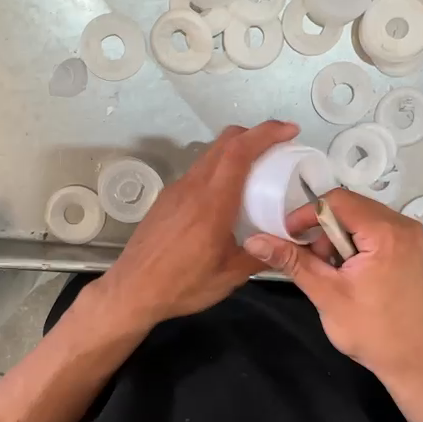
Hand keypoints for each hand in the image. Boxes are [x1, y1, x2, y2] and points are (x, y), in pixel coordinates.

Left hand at [90, 121, 300, 330]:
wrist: (132, 291)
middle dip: (254, 135)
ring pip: (210, 156)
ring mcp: (176, 191)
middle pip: (225, 143)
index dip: (267, 134)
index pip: (240, 152)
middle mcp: (193, 188)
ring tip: (257, 170)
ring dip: (236, 152)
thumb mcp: (230, 275)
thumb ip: (260, 255)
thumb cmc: (182, 284)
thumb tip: (284, 245)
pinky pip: (198, 173)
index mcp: (212, 202)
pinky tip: (228, 195)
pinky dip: (219, 170)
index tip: (290, 131)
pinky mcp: (166, 200)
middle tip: (279, 146)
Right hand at [242, 189, 422, 383]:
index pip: (337, 201)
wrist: (409, 360)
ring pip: (360, 218)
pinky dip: (354, 244)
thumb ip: (291, 260)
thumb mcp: (325, 293)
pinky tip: (348, 272)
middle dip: (323, 230)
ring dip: (337, 239)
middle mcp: (403, 225)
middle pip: (350, 207)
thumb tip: (254, 240)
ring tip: (331, 272)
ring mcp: (410, 236)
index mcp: (386, 233)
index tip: (289, 238)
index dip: (307, 215)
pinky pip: (374, 231)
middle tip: (312, 262)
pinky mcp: (410, 248)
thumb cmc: (369, 330)